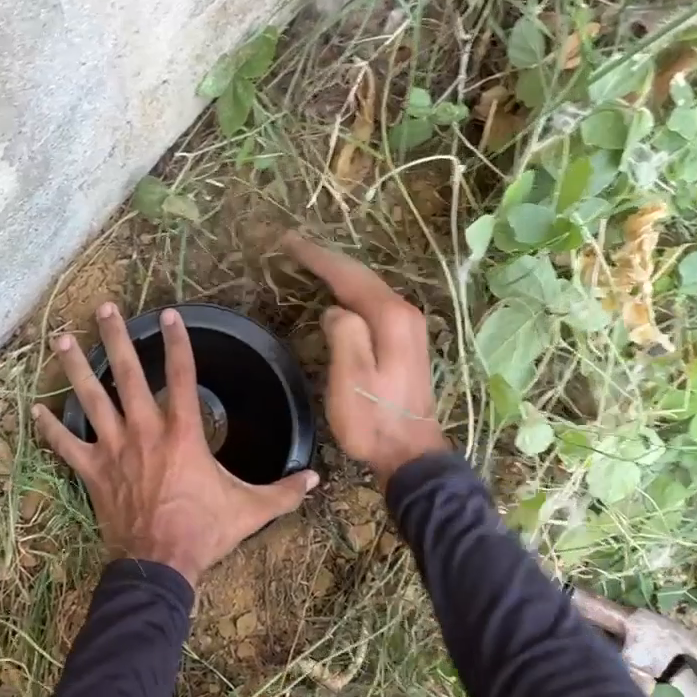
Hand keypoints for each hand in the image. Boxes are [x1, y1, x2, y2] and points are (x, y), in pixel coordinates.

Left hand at [32, 303, 319, 585]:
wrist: (160, 564)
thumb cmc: (204, 532)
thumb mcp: (251, 510)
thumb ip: (284, 491)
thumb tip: (315, 478)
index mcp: (183, 433)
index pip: (183, 376)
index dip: (178, 342)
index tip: (169, 314)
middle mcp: (145, 432)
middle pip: (128, 375)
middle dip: (116, 339)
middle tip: (103, 309)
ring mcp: (114, 450)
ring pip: (91, 400)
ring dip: (77, 369)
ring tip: (61, 341)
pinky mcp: (93, 473)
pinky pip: (67, 446)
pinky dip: (52, 429)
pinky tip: (36, 411)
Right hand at [279, 232, 447, 480]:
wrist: (409, 453)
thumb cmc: (373, 421)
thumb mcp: (351, 378)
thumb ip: (344, 334)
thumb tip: (334, 312)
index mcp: (391, 317)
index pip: (348, 276)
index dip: (317, 257)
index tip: (287, 243)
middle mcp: (404, 314)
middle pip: (361, 277)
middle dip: (326, 260)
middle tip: (292, 247)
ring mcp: (408, 329)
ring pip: (367, 290)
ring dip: (338, 276)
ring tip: (309, 264)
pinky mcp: (404, 344)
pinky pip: (372, 306)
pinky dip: (350, 295)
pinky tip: (336, 298)